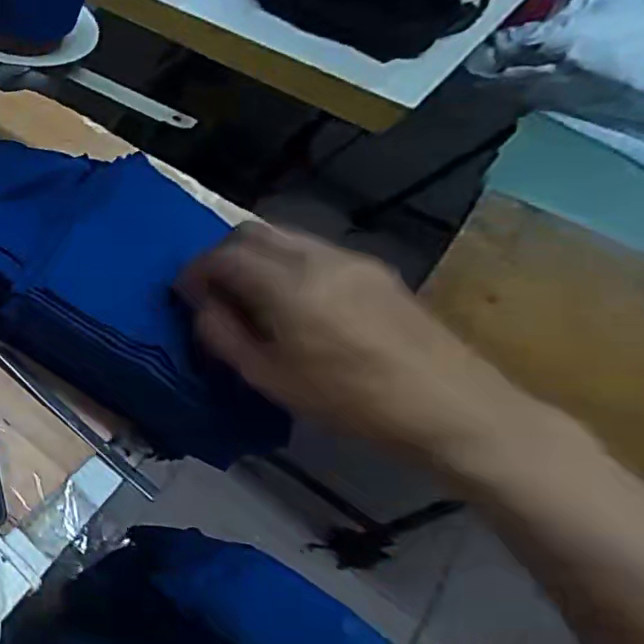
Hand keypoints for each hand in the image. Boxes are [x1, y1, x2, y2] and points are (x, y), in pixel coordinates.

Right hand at [176, 223, 544, 472]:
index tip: (186, 296)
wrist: (457, 411)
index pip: (222, 256)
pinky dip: (284, 261)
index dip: (194, 272)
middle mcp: (318, 259)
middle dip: (220, 255)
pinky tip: (290, 298)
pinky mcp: (375, 270)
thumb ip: (222, 334)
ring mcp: (351, 260)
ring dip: (253, 256)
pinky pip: (311, 249)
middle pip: (250, 232)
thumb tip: (203, 305)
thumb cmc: (351, 401)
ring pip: (282, 236)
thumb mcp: (268, 377)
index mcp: (288, 286)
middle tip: (213, 289)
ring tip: (249, 294)